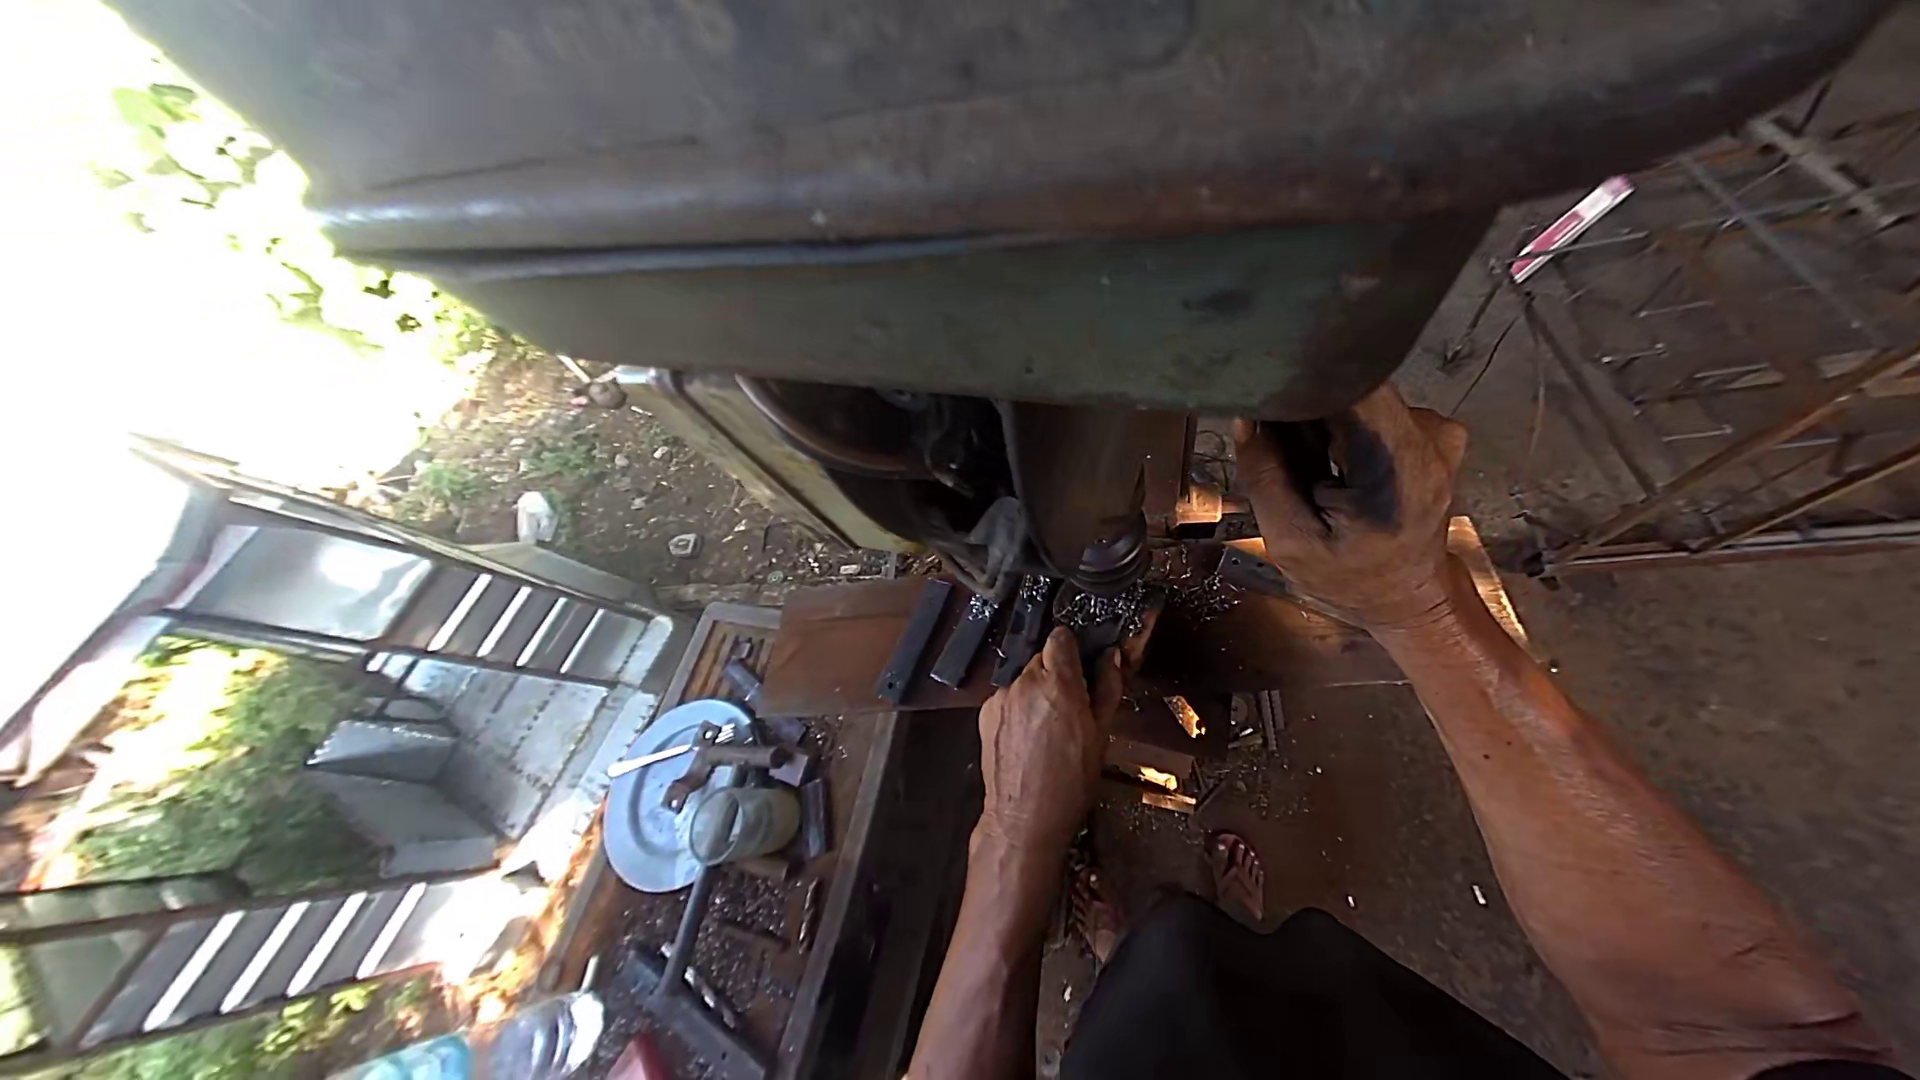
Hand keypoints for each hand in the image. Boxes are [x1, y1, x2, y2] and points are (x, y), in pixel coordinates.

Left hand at [975, 628, 1122, 857]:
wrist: (1025, 818)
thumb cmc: (1069, 782)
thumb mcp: (1101, 734)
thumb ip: (1107, 687)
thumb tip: (1111, 657)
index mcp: (1057, 683)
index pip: (1060, 638)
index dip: (1072, 648)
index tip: (1078, 661)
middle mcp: (1024, 682)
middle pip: (1041, 658)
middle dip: (1055, 674)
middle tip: (1069, 704)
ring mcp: (1001, 697)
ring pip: (1022, 678)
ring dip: (1035, 691)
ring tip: (1047, 726)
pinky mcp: (986, 712)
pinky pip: (1007, 697)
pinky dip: (1017, 707)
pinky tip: (1027, 735)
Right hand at [1235, 383, 1467, 634]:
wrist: (1405, 595)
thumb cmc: (1350, 577)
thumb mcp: (1288, 539)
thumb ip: (1264, 476)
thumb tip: (1244, 419)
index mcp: (1398, 468)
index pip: (1348, 388)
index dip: (1300, 393)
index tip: (1272, 414)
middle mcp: (1429, 437)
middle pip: (1348, 389)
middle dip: (1305, 417)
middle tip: (1293, 464)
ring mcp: (1435, 429)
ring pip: (1354, 397)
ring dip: (1322, 427)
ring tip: (1316, 474)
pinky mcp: (1430, 429)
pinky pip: (1369, 410)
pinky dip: (1341, 432)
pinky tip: (1336, 469)